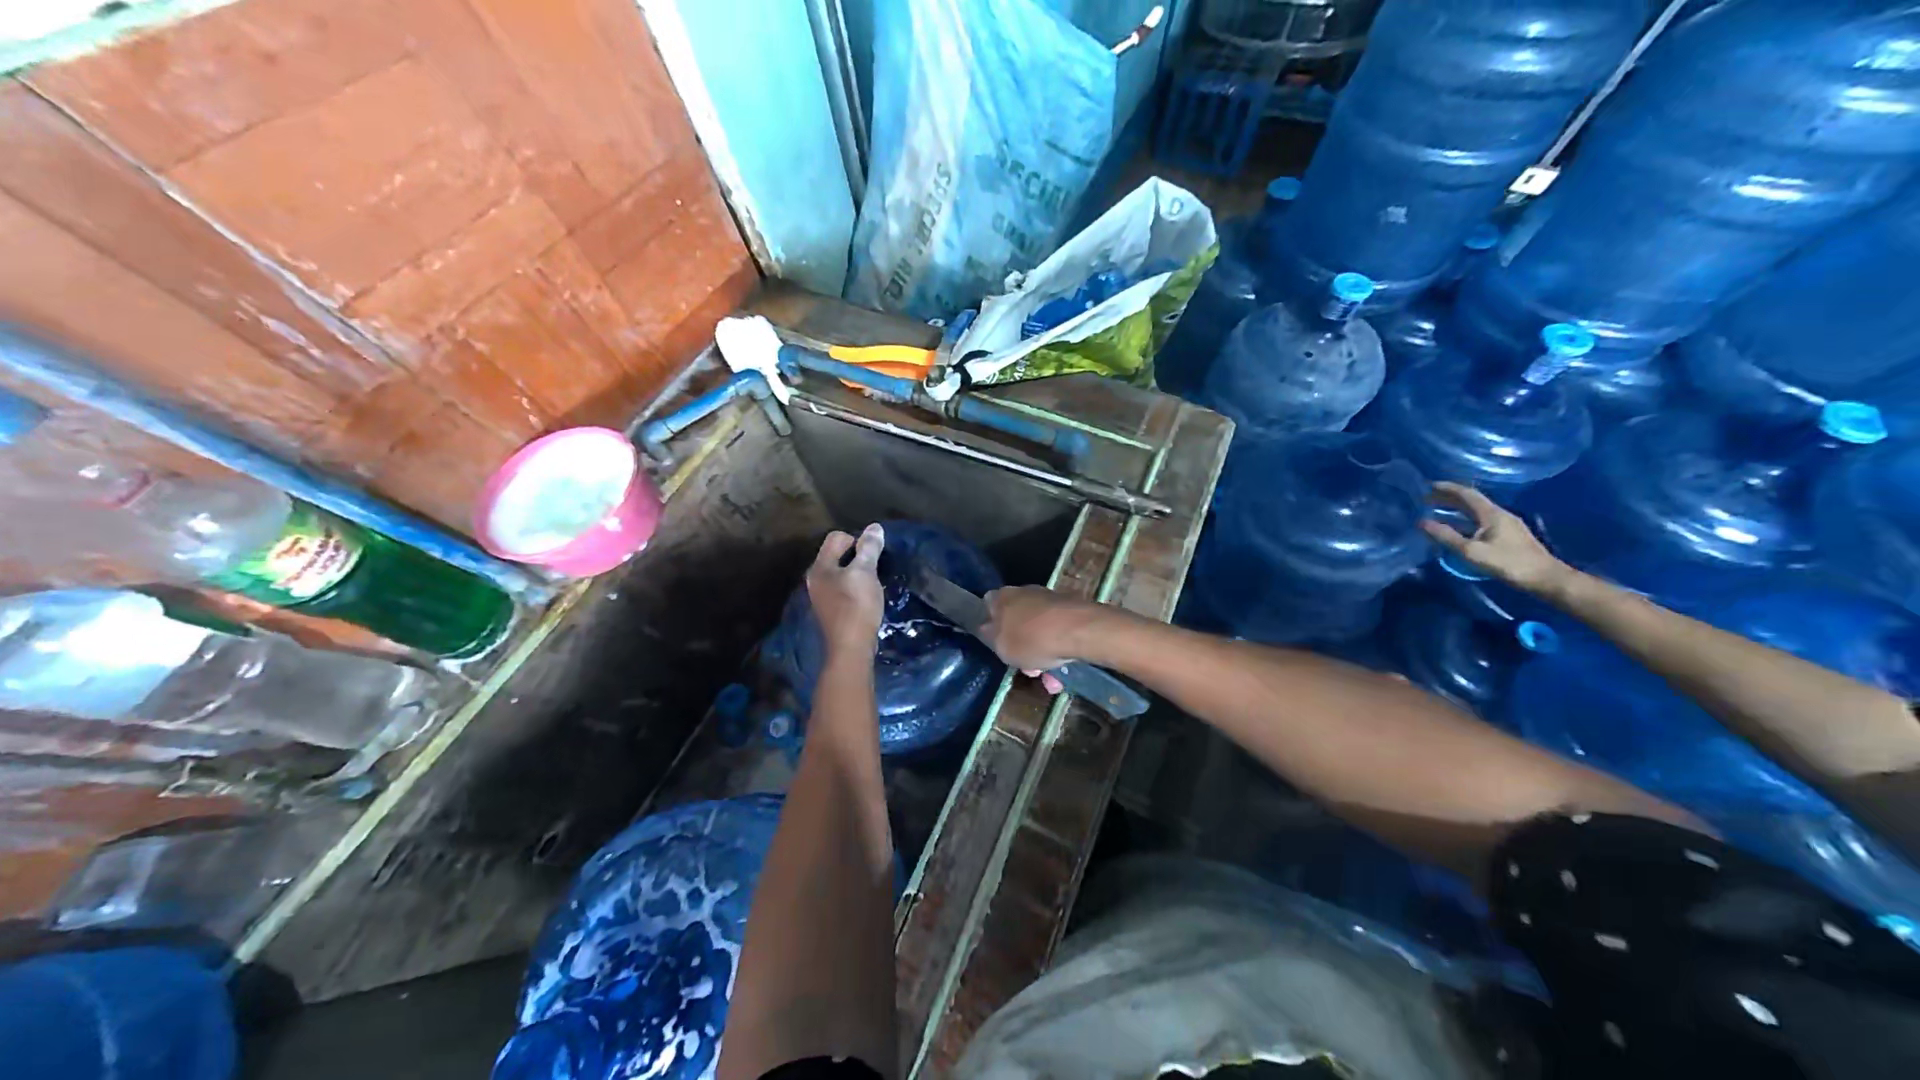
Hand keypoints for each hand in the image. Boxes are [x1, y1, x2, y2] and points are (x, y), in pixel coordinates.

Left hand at [806, 523, 885, 655]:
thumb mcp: (865, 573)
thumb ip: (869, 548)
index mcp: (820, 567)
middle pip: (837, 554)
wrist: (850, 647)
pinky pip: (842, 588)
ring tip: (872, 582)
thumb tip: (874, 527)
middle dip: (857, 556)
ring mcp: (821, 595)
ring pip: (841, 572)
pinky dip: (855, 588)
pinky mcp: (830, 609)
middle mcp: (815, 578)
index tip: (871, 554)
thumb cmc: (856, 606)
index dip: (856, 539)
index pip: (836, 537)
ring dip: (857, 573)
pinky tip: (866, 597)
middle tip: (874, 567)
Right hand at [979, 586, 1115, 692]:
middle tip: (1028, 669)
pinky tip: (1066, 673)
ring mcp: (1051, 600)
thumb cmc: (1031, 639)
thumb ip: (992, 638)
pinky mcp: (1073, 610)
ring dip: (1043, 655)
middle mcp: (1025, 593)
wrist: (1078, 630)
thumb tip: (988, 630)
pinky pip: (1060, 634)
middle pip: (1018, 622)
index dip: (992, 626)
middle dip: (1022, 648)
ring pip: (1040, 632)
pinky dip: (1060, 652)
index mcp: (1002, 597)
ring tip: (1051, 679)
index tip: (998, 645)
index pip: (988, 605)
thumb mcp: (1001, 647)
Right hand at [1421, 482, 1573, 595]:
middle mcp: (1499, 514)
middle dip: (1449, 498)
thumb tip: (1421, 523)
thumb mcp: (1471, 551)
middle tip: (1427, 499)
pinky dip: (1464, 520)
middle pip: (1472, 501)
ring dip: (1456, 510)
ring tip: (1437, 512)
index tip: (1428, 486)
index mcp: (1491, 514)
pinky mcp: (1508, 535)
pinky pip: (1481, 521)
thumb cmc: (1508, 563)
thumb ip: (1446, 536)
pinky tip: (1457, 528)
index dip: (1447, 488)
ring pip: (1476, 511)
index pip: (1467, 494)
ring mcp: (1506, 525)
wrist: (1545, 577)